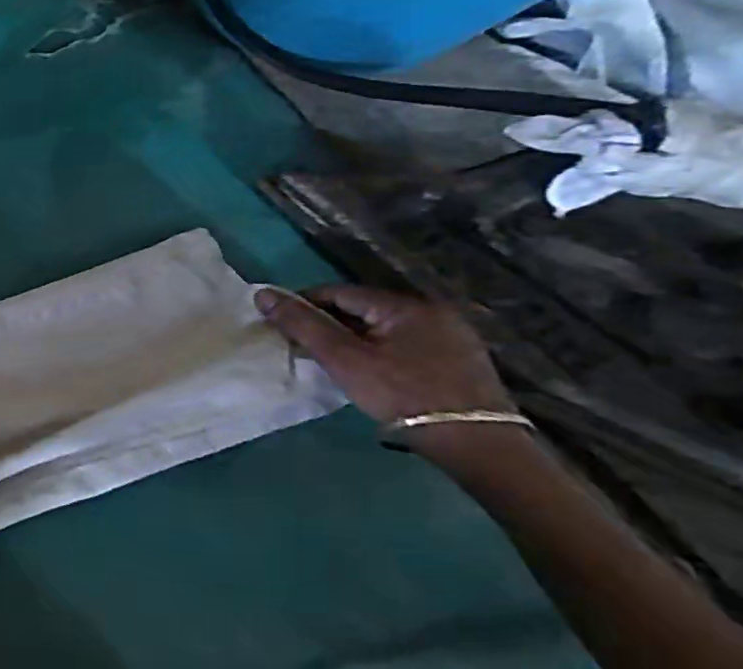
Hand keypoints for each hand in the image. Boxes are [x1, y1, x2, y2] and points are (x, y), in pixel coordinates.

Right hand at [253, 284, 512, 424]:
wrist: (479, 448)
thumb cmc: (403, 395)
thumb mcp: (343, 358)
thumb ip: (302, 324)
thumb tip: (262, 294)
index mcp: (406, 305)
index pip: (338, 293)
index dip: (304, 305)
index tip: (282, 326)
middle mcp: (433, 312)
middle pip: (362, 310)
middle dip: (329, 324)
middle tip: (304, 347)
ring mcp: (453, 338)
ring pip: (384, 329)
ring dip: (354, 340)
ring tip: (332, 361)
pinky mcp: (463, 363)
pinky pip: (406, 345)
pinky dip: (380, 352)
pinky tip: (370, 372)